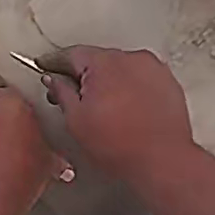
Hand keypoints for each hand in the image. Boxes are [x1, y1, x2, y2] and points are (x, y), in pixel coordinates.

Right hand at [41, 46, 197, 187]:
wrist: (160, 160)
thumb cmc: (120, 145)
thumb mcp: (76, 120)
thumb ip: (61, 93)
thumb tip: (54, 81)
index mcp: (104, 64)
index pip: (72, 54)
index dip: (54, 62)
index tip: (47, 66)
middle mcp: (131, 59)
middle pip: (97, 60)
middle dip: (83, 76)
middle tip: (72, 99)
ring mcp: (153, 69)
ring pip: (119, 69)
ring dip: (107, 83)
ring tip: (104, 112)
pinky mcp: (168, 82)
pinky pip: (139, 78)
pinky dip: (128, 89)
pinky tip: (123, 111)